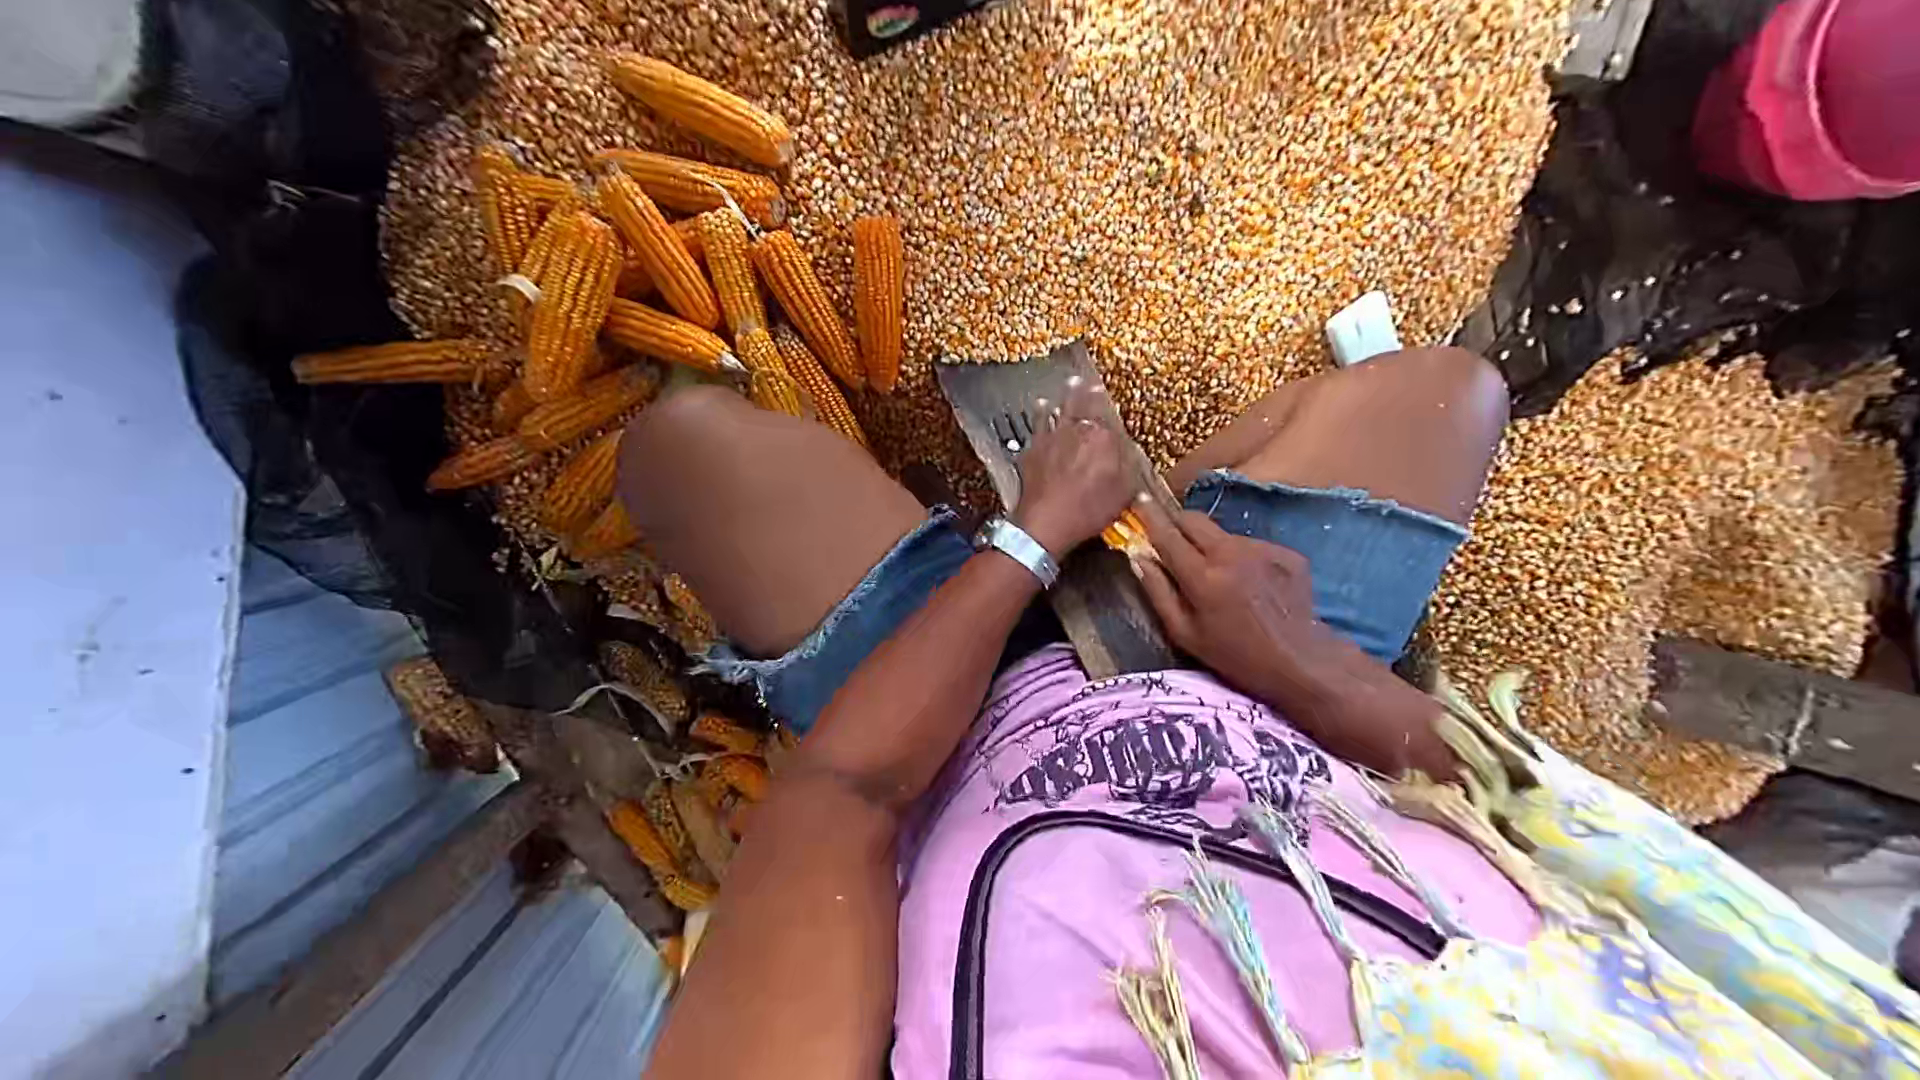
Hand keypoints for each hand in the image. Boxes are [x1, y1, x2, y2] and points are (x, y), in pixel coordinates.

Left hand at [1010, 390, 1136, 558]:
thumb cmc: (1088, 511)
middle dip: (1086, 392)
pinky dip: (1040, 413)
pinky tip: (1039, 405)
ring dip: (1065, 396)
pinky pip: (1037, 424)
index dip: (1107, 405)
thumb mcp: (1123, 494)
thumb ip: (1128, 467)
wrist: (1046, 523)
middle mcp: (1077, 431)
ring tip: (1069, 383)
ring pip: (1060, 410)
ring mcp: (1052, 438)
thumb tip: (1129, 450)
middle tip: (1087, 380)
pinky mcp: (1033, 450)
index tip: (1106, 393)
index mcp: (1104, 439)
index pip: (1109, 417)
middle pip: (1083, 407)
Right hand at [1131, 499, 1458, 778]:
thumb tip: (1137, 557)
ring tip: (1218, 576)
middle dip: (1178, 524)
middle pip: (1194, 519)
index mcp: (1202, 576)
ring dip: (1210, 545)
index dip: (1149, 516)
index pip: (1167, 534)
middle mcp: (1231, 554)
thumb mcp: (1184, 634)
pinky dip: (1241, 557)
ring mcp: (1262, 549)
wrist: (1301, 662)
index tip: (1138, 501)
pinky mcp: (1286, 552)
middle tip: (1172, 541)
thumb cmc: (1234, 655)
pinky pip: (1250, 544)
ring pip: (1222, 533)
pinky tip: (1249, 584)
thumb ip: (1157, 591)